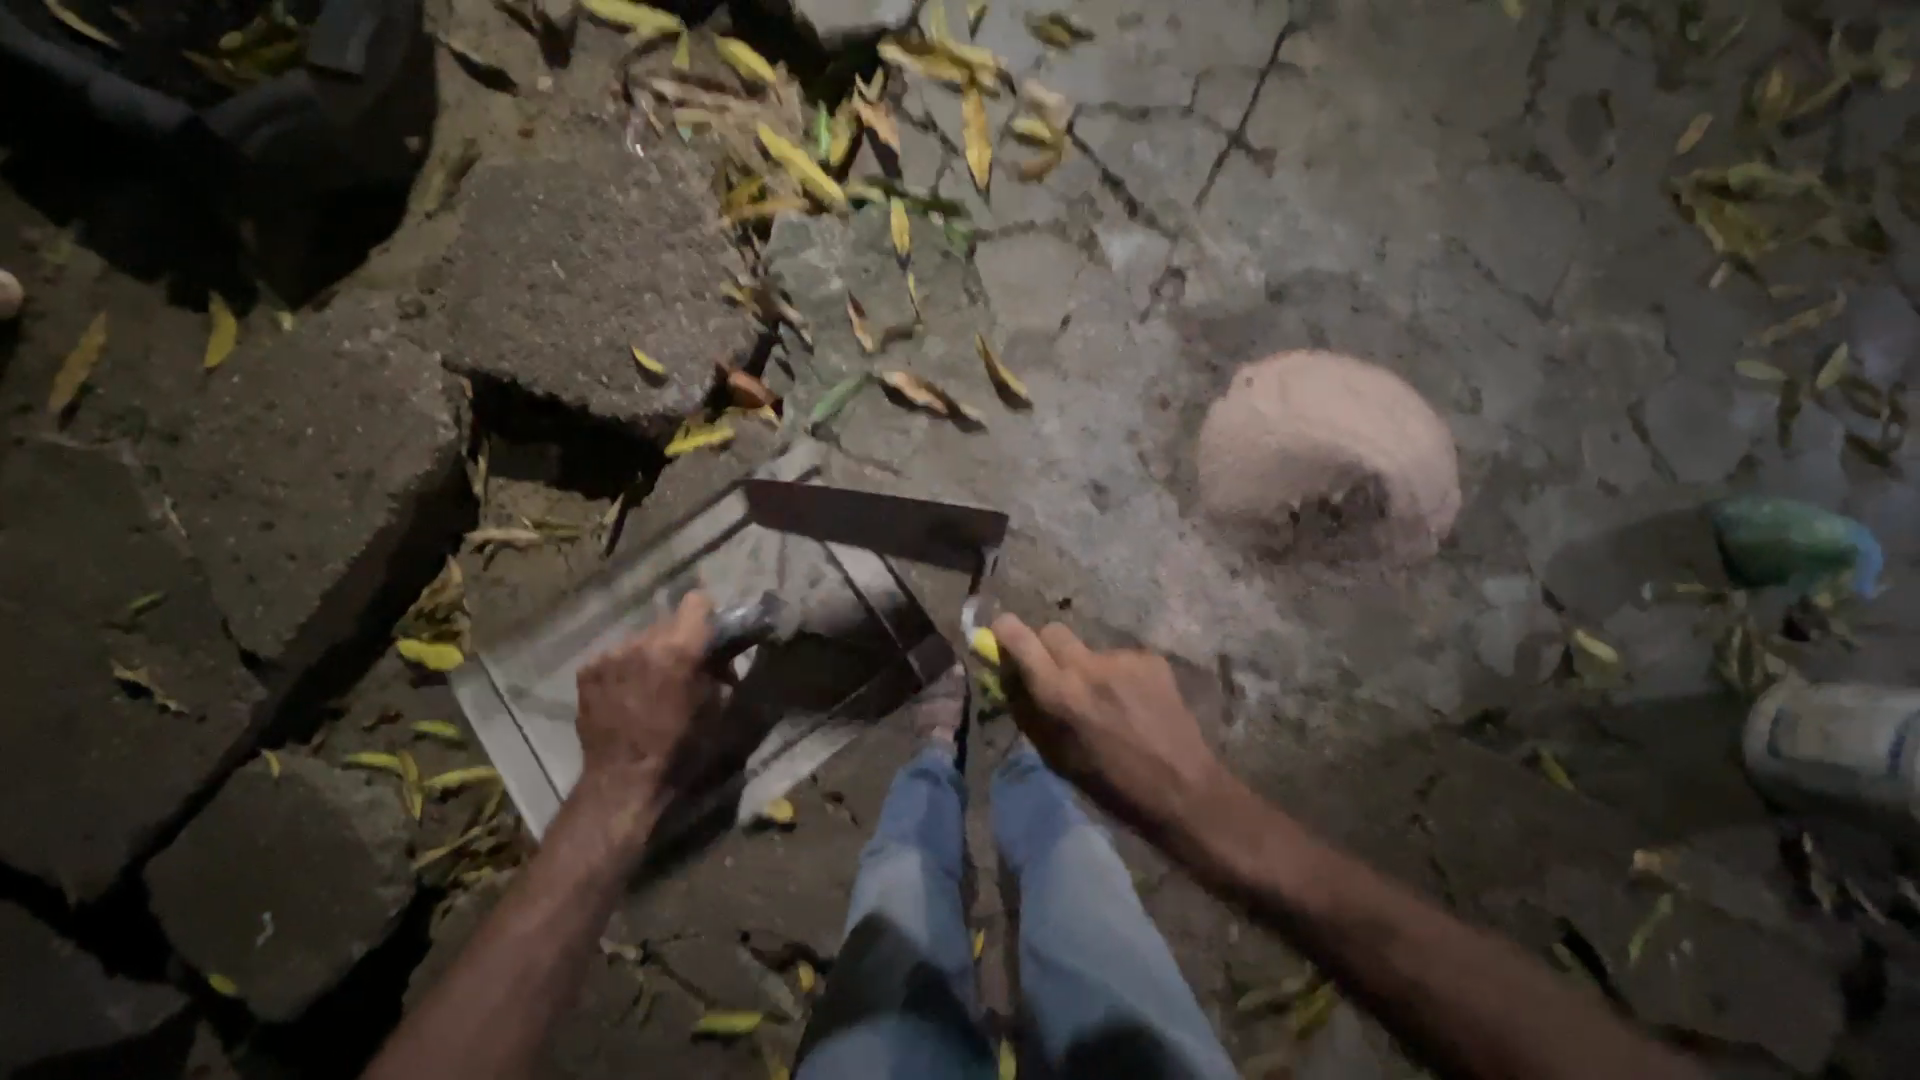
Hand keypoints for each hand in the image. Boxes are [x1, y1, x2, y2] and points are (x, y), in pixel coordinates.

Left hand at [572, 592, 715, 840]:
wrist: (624, 780)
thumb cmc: (680, 749)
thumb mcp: (716, 707)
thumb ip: (719, 669)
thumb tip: (721, 655)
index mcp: (678, 650)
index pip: (696, 601)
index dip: (707, 617)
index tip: (709, 638)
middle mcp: (641, 642)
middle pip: (668, 622)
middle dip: (679, 641)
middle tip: (683, 670)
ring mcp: (609, 655)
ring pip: (640, 639)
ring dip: (650, 655)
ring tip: (651, 687)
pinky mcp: (587, 670)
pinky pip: (616, 656)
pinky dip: (625, 669)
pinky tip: (627, 697)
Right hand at [991, 614, 1231, 840]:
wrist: (1183, 788)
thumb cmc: (1112, 785)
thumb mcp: (1057, 756)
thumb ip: (1029, 711)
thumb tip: (1008, 677)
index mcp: (1059, 693)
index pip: (1019, 637)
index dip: (1006, 631)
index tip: (1003, 635)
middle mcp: (1088, 666)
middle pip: (1053, 631)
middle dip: (1048, 648)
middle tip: (1058, 676)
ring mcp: (1123, 659)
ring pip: (1090, 650)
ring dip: (1089, 668)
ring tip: (1109, 703)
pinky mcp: (1152, 660)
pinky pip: (1122, 659)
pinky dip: (1121, 677)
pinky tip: (1136, 705)